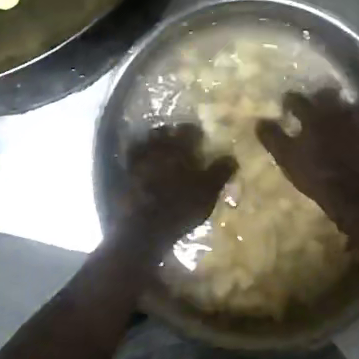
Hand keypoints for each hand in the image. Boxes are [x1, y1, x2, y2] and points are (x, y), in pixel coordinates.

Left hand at [115, 124, 234, 251]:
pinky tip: (145, 164)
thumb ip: (221, 172)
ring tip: (164, 152)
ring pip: (148, 141)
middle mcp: (157, 146)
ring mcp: (139, 159)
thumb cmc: (180, 207)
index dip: (197, 133)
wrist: (143, 229)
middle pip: (166, 132)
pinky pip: (133, 157)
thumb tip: (232, 157)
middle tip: (183, 145)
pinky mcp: (126, 173)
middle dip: (174, 135)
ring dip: (155, 143)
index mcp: (178, 147)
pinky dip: (139, 156)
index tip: (202, 139)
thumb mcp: (208, 192)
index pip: (189, 129)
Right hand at [257, 89, 358, 233]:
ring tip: (341, 111)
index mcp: (312, 116)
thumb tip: (259, 121)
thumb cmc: (314, 173)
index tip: (285, 103)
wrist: (351, 193)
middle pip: (329, 94)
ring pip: (352, 106)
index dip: (289, 100)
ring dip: (346, 106)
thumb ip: (273, 137)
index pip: (297, 99)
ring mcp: (357, 125)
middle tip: (315, 100)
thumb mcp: (286, 157)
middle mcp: (336, 114)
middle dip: (320, 94)